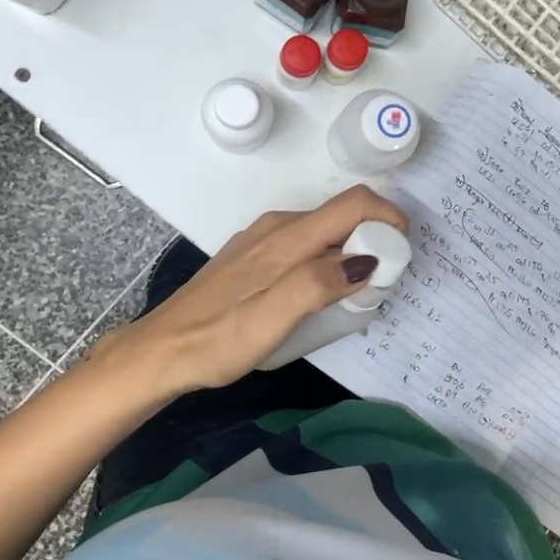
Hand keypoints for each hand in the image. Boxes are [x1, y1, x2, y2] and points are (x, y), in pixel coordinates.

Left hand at [86, 185, 410, 393]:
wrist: (157, 354)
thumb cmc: (217, 341)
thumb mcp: (272, 319)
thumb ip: (318, 284)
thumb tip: (365, 260)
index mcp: (286, 238)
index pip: (353, 204)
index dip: (389, 220)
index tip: (402, 256)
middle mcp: (276, 229)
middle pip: (341, 217)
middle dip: (373, 242)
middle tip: (380, 289)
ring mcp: (261, 242)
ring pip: (323, 233)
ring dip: (350, 255)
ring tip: (351, 300)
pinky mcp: (252, 259)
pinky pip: (304, 247)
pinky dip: (326, 263)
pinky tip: (316, 299)